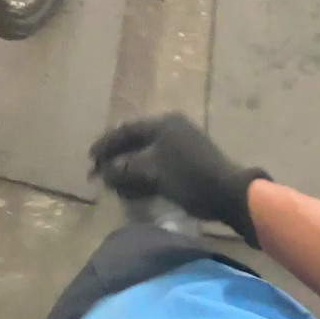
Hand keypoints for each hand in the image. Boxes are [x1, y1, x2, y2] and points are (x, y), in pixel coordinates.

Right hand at [89, 114, 269, 246]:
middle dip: (116, 158)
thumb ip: (125, 171)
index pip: (126, 131)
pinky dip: (144, 176)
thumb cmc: (189, 178)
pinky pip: (159, 165)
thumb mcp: (152, 173)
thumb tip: (104, 173)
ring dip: (129, 169)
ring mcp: (183, 145)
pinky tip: (135, 190)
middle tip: (99, 172)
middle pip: (135, 142)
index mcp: (164, 124)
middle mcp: (173, 129)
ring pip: (147, 155)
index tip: (90, 159)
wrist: (229, 194)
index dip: (105, 145)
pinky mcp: (190, 162)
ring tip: (114, 184)